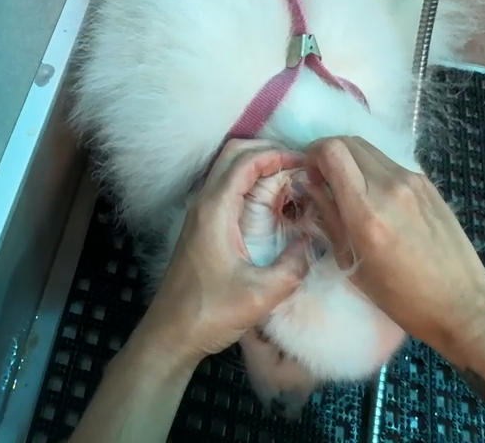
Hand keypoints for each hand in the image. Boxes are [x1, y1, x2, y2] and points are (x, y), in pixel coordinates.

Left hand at [132, 140, 311, 365]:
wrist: (170, 333)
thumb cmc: (210, 312)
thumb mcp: (259, 295)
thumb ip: (292, 268)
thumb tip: (314, 243)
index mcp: (215, 208)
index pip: (245, 161)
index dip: (276, 154)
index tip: (304, 161)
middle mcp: (204, 201)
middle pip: (232, 153)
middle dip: (266, 150)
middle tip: (298, 164)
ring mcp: (200, 211)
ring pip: (226, 167)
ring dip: (255, 163)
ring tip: (288, 177)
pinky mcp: (201, 223)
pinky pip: (225, 185)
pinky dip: (247, 180)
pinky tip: (268, 199)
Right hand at [303, 136, 484, 358]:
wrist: (464, 305)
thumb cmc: (403, 297)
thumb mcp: (354, 265)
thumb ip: (329, 217)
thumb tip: (310, 185)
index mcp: (366, 212)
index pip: (332, 151)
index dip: (313, 154)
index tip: (311, 175)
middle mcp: (389, 186)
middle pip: (347, 141)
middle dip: (328, 153)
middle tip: (325, 179)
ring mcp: (412, 180)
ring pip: (368, 148)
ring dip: (351, 159)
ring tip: (351, 188)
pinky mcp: (427, 182)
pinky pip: (389, 162)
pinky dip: (373, 169)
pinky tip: (378, 198)